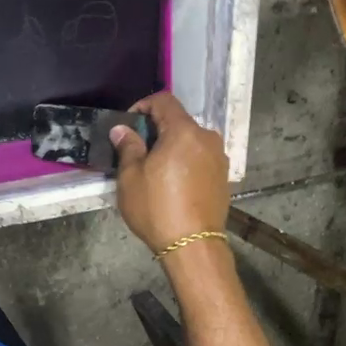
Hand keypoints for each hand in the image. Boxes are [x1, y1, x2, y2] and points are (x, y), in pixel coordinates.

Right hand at [110, 92, 229, 253]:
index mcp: (183, 131)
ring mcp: (218, 157)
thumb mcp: (131, 178)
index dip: (142, 106)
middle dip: (156, 131)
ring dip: (171, 148)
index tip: (128, 125)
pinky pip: (199, 159)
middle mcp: (206, 138)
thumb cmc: (157, 208)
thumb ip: (128, 147)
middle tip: (136, 152)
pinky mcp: (223, 177)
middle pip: (178, 122)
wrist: (193, 245)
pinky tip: (172, 185)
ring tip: (153, 171)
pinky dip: (184, 163)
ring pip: (190, 142)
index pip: (164, 101)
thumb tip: (122, 129)